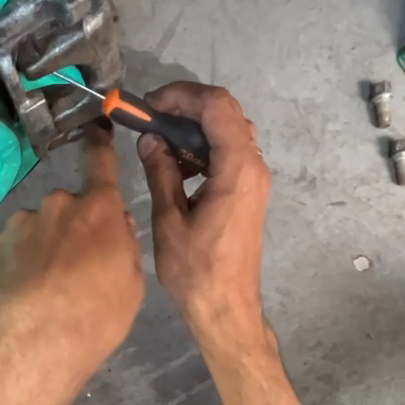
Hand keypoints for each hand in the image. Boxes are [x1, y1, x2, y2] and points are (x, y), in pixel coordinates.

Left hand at [0, 126, 144, 400]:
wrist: (36, 346)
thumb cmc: (96, 318)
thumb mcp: (131, 285)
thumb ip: (124, 248)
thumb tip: (115, 229)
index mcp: (98, 209)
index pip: (100, 162)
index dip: (99, 142)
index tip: (97, 124)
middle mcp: (56, 205)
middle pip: (68, 209)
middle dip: (71, 230)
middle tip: (74, 272)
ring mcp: (19, 225)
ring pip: (36, 231)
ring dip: (41, 250)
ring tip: (44, 292)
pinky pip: (11, 250)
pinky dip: (17, 266)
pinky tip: (21, 296)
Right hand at [136, 83, 271, 346]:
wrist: (226, 308)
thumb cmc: (196, 271)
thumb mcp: (169, 221)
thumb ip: (161, 174)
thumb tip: (151, 141)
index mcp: (237, 169)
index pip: (216, 107)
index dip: (182, 96)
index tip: (150, 104)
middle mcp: (253, 166)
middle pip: (225, 114)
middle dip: (187, 108)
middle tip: (150, 120)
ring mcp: (254, 180)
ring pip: (228, 133)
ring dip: (194, 129)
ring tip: (158, 143)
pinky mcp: (248, 194)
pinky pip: (229, 155)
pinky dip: (203, 150)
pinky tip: (176, 167)